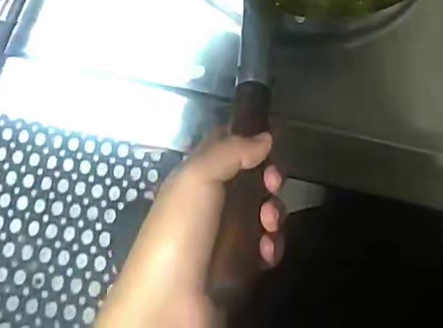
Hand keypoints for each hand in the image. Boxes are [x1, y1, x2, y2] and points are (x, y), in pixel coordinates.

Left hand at [95, 133, 284, 327]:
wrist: (168, 305)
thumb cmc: (179, 229)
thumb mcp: (197, 176)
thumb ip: (231, 151)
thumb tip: (265, 137)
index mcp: (194, 177)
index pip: (225, 149)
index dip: (247, 143)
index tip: (269, 144)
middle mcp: (210, 202)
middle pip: (250, 180)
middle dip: (268, 178)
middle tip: (274, 184)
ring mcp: (226, 237)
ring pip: (261, 213)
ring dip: (273, 213)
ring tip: (268, 225)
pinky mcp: (240, 269)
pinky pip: (265, 249)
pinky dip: (273, 246)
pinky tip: (268, 251)